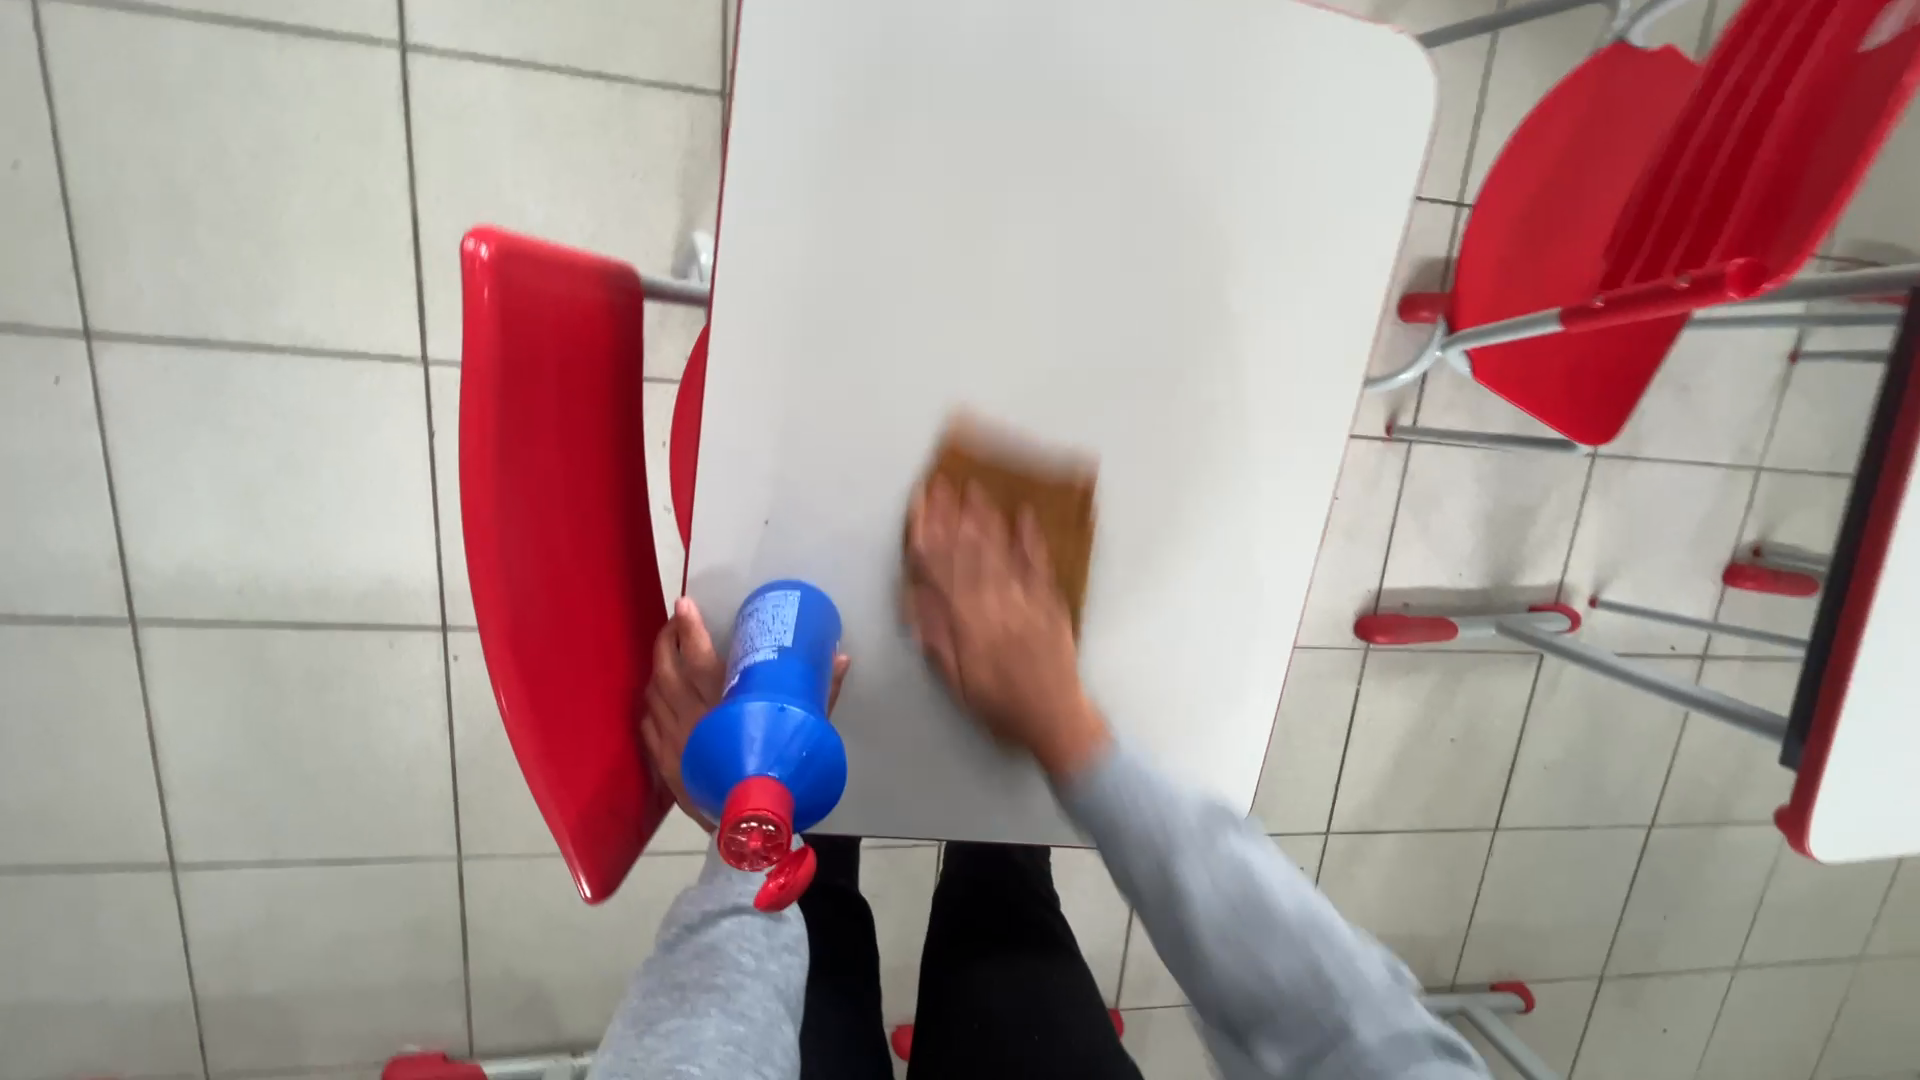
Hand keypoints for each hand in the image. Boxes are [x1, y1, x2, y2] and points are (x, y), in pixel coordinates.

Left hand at [641, 597, 849, 831]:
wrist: (750, 827)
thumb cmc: (781, 772)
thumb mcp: (804, 729)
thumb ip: (821, 693)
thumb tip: (841, 657)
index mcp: (722, 706)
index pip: (697, 657)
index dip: (689, 628)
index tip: (686, 604)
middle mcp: (690, 719)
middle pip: (666, 669)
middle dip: (667, 639)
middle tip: (678, 621)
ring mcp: (671, 741)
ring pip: (653, 692)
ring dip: (659, 666)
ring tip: (669, 652)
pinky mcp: (663, 762)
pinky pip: (648, 722)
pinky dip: (652, 702)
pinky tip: (660, 695)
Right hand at [903, 477, 1109, 776]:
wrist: (1055, 719)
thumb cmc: (1000, 706)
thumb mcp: (957, 681)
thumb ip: (937, 637)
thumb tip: (916, 596)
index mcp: (966, 622)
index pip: (940, 567)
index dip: (927, 532)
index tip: (919, 504)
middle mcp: (993, 603)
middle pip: (967, 550)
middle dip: (952, 514)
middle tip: (944, 482)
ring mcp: (1024, 599)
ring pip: (1000, 550)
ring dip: (985, 517)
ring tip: (975, 489)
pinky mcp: (1050, 602)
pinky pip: (1038, 564)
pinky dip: (1030, 538)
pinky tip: (1023, 515)